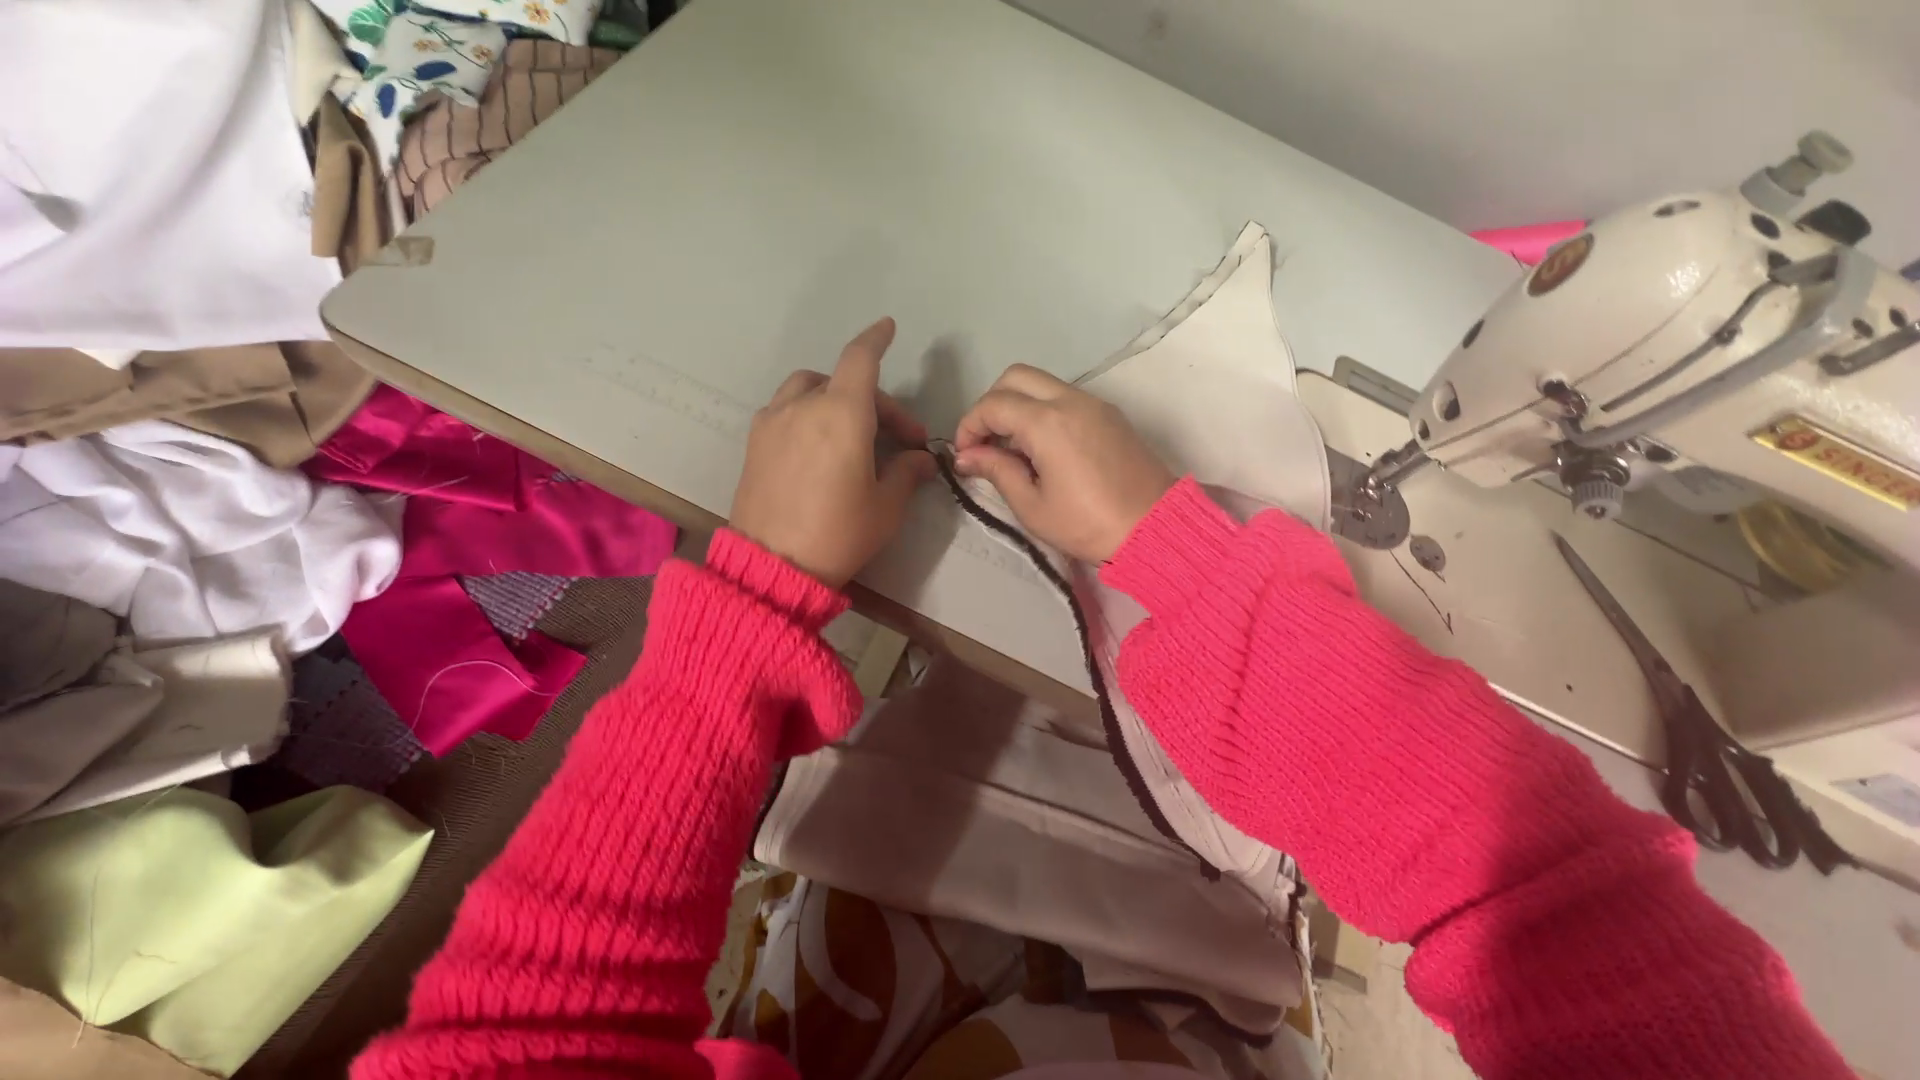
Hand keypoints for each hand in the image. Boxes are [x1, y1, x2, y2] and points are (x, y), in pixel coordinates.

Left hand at [729, 318, 935, 587]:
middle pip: (842, 380)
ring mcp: (773, 422)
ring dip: (833, 397)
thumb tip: (921, 459)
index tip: (888, 327)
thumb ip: (905, 473)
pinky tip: (818, 445)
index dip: (876, 339)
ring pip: (807, 389)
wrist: (771, 567)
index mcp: (842, 414)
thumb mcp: (885, 507)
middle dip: (874, 400)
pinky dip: (806, 412)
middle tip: (899, 438)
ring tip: (852, 431)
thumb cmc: (839, 533)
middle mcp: (804, 406)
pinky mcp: (754, 444)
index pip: (861, 358)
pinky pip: (785, 409)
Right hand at [954, 364, 1175, 562]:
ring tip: (1013, 450)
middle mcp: (1071, 401)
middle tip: (986, 442)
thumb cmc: (1088, 525)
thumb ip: (997, 471)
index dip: (970, 426)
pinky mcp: (1110, 415)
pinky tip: (1043, 449)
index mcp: (1047, 422)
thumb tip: (966, 456)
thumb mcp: (1033, 506)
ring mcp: (1094, 404)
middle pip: (1016, 377)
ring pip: (1043, 383)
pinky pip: (1066, 397)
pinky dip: (1043, 410)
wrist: (1156, 529)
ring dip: (1019, 405)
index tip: (964, 455)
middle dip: (992, 403)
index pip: (993, 405)